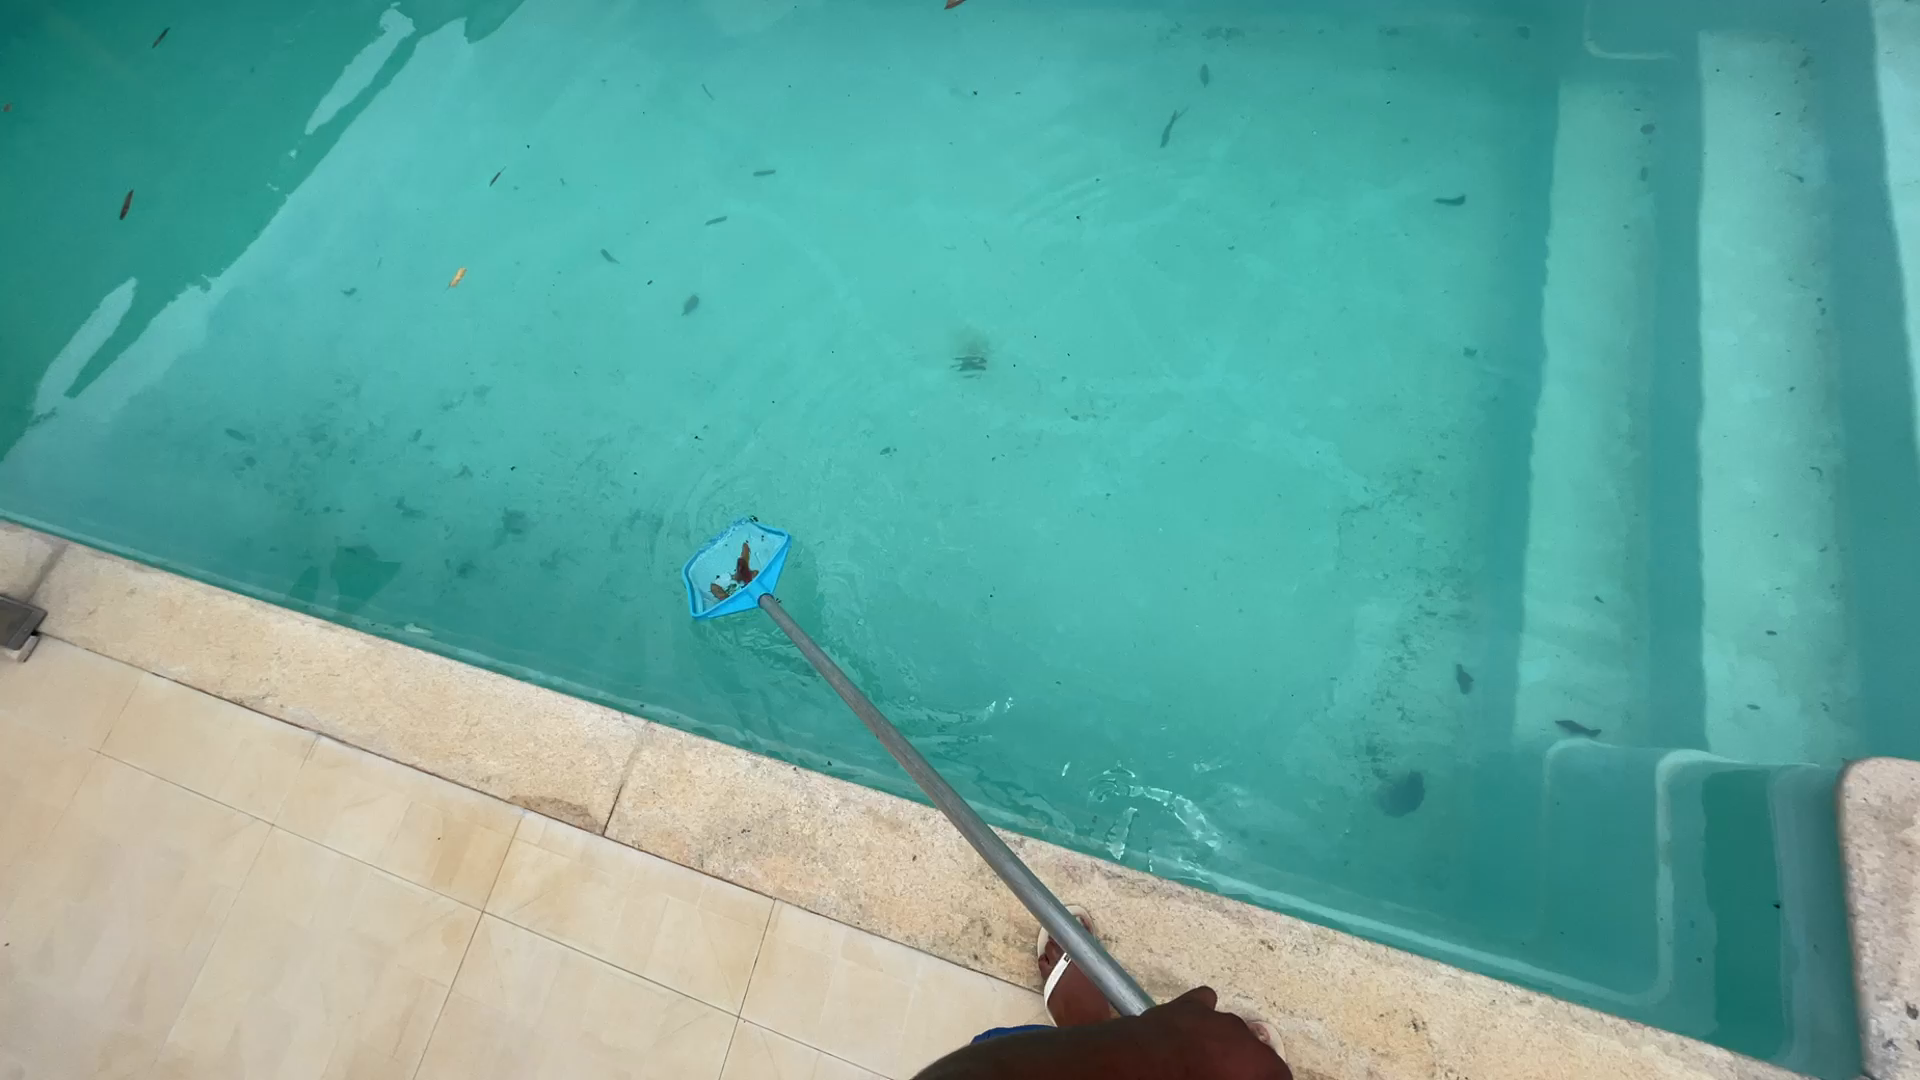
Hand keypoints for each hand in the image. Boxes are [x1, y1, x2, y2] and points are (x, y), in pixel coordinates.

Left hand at [1133, 987, 1291, 1079]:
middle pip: (1256, 1053)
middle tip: (1235, 1077)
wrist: (1146, 1068)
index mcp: (1256, 1061)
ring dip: (1228, 1046)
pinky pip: (1204, 1004)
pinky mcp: (1188, 1004)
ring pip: (1232, 1031)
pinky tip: (1198, 1028)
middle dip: (1249, 1069)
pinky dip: (1205, 1015)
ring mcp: (1213, 1015)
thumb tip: (1238, 1074)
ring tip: (1214, 1064)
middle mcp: (1241, 1033)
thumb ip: (1245, 1077)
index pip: (1280, 1074)